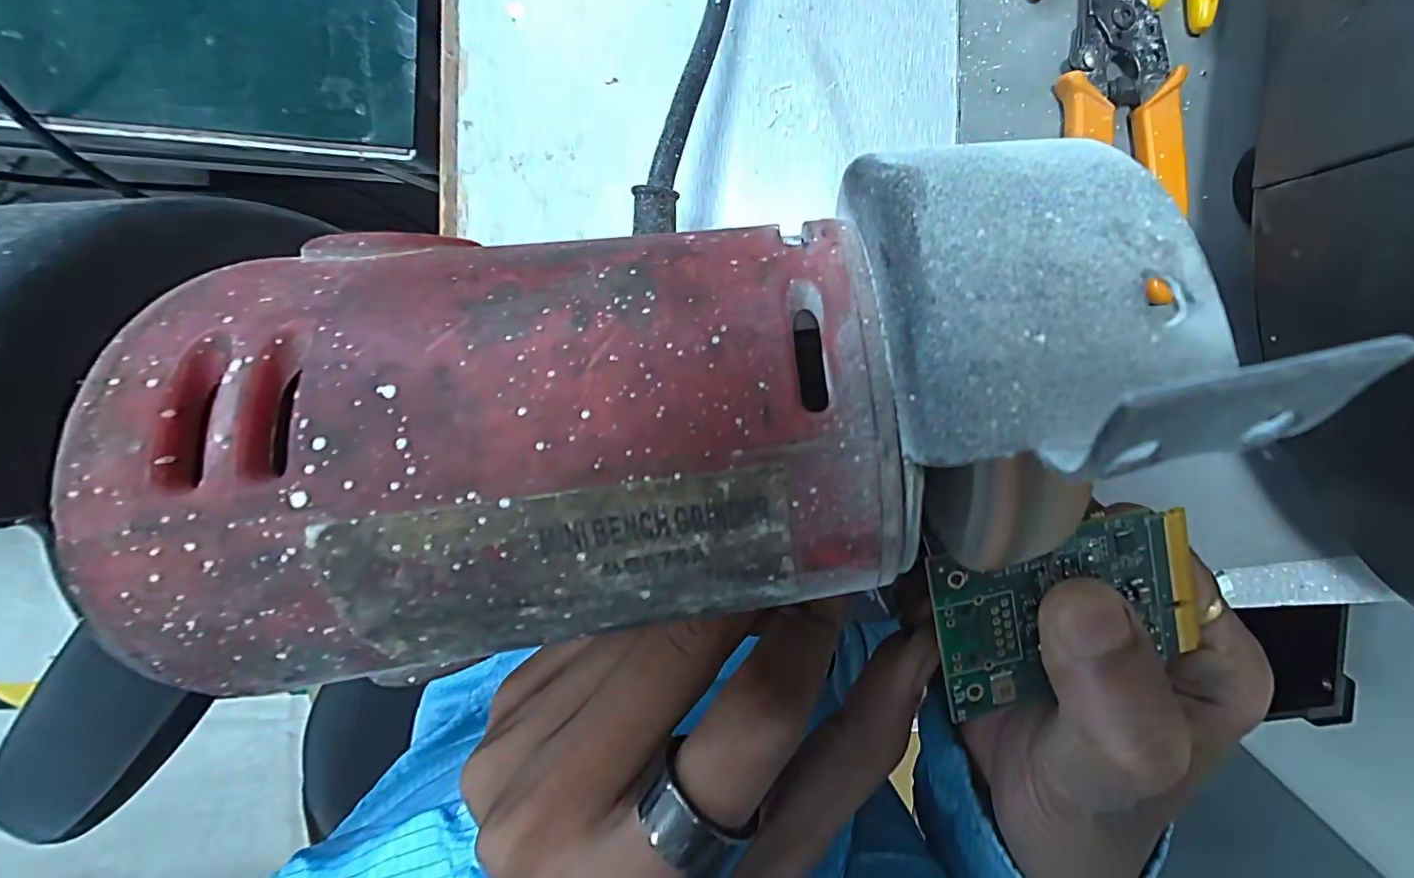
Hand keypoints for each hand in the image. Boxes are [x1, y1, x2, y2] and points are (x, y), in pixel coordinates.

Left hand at [461, 599, 937, 877]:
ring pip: (637, 621)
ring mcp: (508, 758)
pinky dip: (648, 613)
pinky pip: (593, 628)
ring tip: (743, 588)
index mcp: (648, 865)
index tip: (835, 588)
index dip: (811, 630)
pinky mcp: (495, 716)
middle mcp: (556, 811)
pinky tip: (675, 620)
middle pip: (683, 644)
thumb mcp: (787, 849)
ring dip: (702, 596)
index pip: (760, 708)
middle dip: (752, 590)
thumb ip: (859, 746)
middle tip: (792, 565)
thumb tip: (917, 644)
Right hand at [958, 556, 1272, 877]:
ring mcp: (1080, 604)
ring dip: (985, 560)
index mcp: (1204, 636)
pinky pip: (991, 573)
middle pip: (1086, 537)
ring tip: (948, 587)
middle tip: (985, 566)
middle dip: (1031, 547)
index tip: (1053, 569)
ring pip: (1032, 547)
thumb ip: (1117, 692)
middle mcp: (1144, 606)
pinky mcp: (1028, 611)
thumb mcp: (1128, 762)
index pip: (1162, 551)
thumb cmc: (1098, 812)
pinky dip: (958, 581)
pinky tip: (935, 602)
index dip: (1107, 548)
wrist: (1030, 836)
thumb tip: (1086, 596)